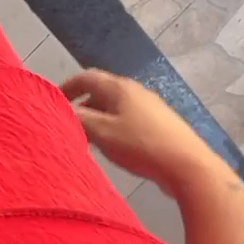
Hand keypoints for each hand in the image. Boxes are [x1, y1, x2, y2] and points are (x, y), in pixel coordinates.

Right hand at [60, 70, 230, 196]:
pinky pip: (129, 118)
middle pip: (101, 91)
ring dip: (98, 117)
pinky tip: (114, 145)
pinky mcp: (161, 123)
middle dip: (82, 104)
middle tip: (69, 123)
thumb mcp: (102, 133)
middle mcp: (135, 91)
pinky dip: (114, 126)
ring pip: (116, 106)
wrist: (188, 166)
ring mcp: (151, 106)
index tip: (54, 103)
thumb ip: (79, 119)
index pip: (86, 77)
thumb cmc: (140, 145)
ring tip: (88, 137)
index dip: (67, 87)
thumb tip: (63, 111)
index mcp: (119, 88)